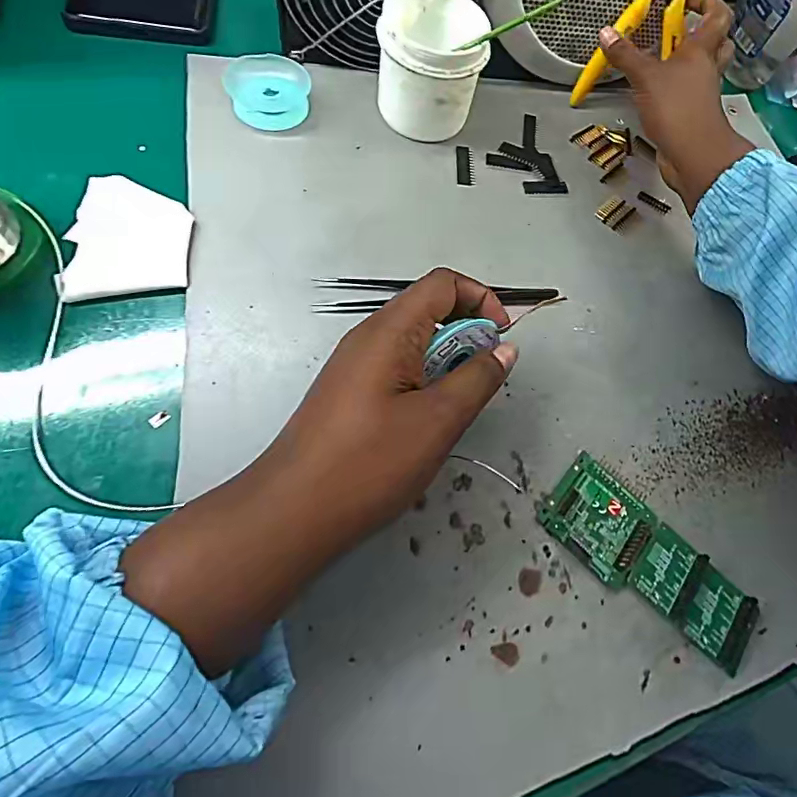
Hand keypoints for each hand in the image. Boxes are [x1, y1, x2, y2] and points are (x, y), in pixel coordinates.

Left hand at [122, 269, 515, 675]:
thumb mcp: (438, 420)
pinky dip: (425, 377)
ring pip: (415, 340)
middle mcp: (369, 337)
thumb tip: (504, 349)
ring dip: (447, 358)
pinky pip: (398, 365)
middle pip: (428, 307)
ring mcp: (356, 364)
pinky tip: (428, 418)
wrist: (291, 513)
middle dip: (467, 332)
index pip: (443, 284)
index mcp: (389, 331)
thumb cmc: (369, 462)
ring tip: (458, 402)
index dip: (481, 299)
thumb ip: (478, 378)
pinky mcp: (350, 390)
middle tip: (483, 376)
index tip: (501, 338)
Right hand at [599, 0, 753, 211]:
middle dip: (694, 29)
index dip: (704, 0)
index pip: (717, 13)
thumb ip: (625, 54)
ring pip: (698, 66)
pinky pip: (684, 90)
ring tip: (655, 54)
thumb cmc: (682, 114)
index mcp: (702, 51)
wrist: (694, 157)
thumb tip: (609, 35)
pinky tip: (650, 87)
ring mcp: (700, 91)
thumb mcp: (645, 77)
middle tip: (671, 26)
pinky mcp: (691, 111)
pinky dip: (669, 84)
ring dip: (680, 58)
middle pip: (713, 40)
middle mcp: (705, 69)